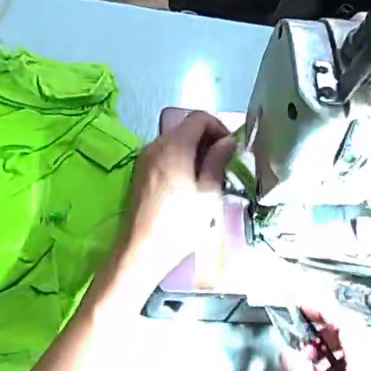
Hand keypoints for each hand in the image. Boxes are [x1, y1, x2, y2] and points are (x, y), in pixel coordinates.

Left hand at [97, 111, 235, 308]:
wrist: (140, 253)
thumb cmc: (179, 226)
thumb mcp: (207, 195)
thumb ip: (217, 162)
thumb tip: (228, 141)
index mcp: (174, 147)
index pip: (199, 117)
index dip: (219, 127)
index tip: (230, 150)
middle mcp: (155, 146)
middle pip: (187, 127)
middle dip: (209, 139)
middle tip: (224, 165)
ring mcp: (145, 158)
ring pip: (176, 140)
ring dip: (196, 150)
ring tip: (210, 177)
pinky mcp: (141, 172)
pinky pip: (165, 153)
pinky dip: (182, 158)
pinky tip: (191, 184)